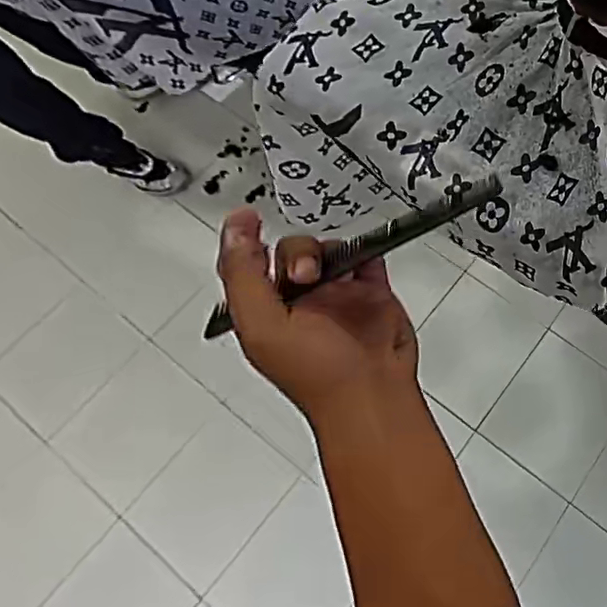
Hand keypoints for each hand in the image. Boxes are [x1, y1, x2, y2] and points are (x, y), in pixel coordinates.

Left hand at [216, 207, 418, 417]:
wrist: (372, 390)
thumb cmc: (317, 374)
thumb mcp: (263, 326)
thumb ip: (244, 276)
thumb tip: (234, 233)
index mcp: (265, 310)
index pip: (246, 263)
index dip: (243, 238)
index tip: (247, 216)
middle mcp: (300, 300)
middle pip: (293, 251)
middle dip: (299, 254)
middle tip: (305, 274)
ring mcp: (338, 295)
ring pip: (330, 250)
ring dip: (332, 252)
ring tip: (336, 274)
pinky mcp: (372, 293)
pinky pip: (368, 258)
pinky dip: (366, 251)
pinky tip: (363, 257)